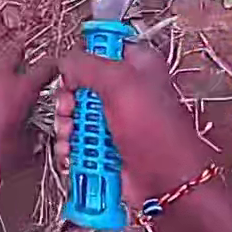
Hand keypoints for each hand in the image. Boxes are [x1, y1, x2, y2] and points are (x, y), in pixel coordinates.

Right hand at [54, 43, 214, 204]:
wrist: (165, 184)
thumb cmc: (157, 135)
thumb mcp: (120, 85)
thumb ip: (88, 65)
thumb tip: (66, 62)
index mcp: (137, 65)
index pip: (101, 47)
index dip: (82, 59)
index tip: (74, 73)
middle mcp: (126, 89)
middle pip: (80, 83)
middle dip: (68, 99)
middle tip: (70, 110)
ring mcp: (114, 118)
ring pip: (75, 113)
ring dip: (67, 126)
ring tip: (71, 136)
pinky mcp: (105, 143)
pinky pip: (77, 139)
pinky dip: (70, 146)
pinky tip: (73, 152)